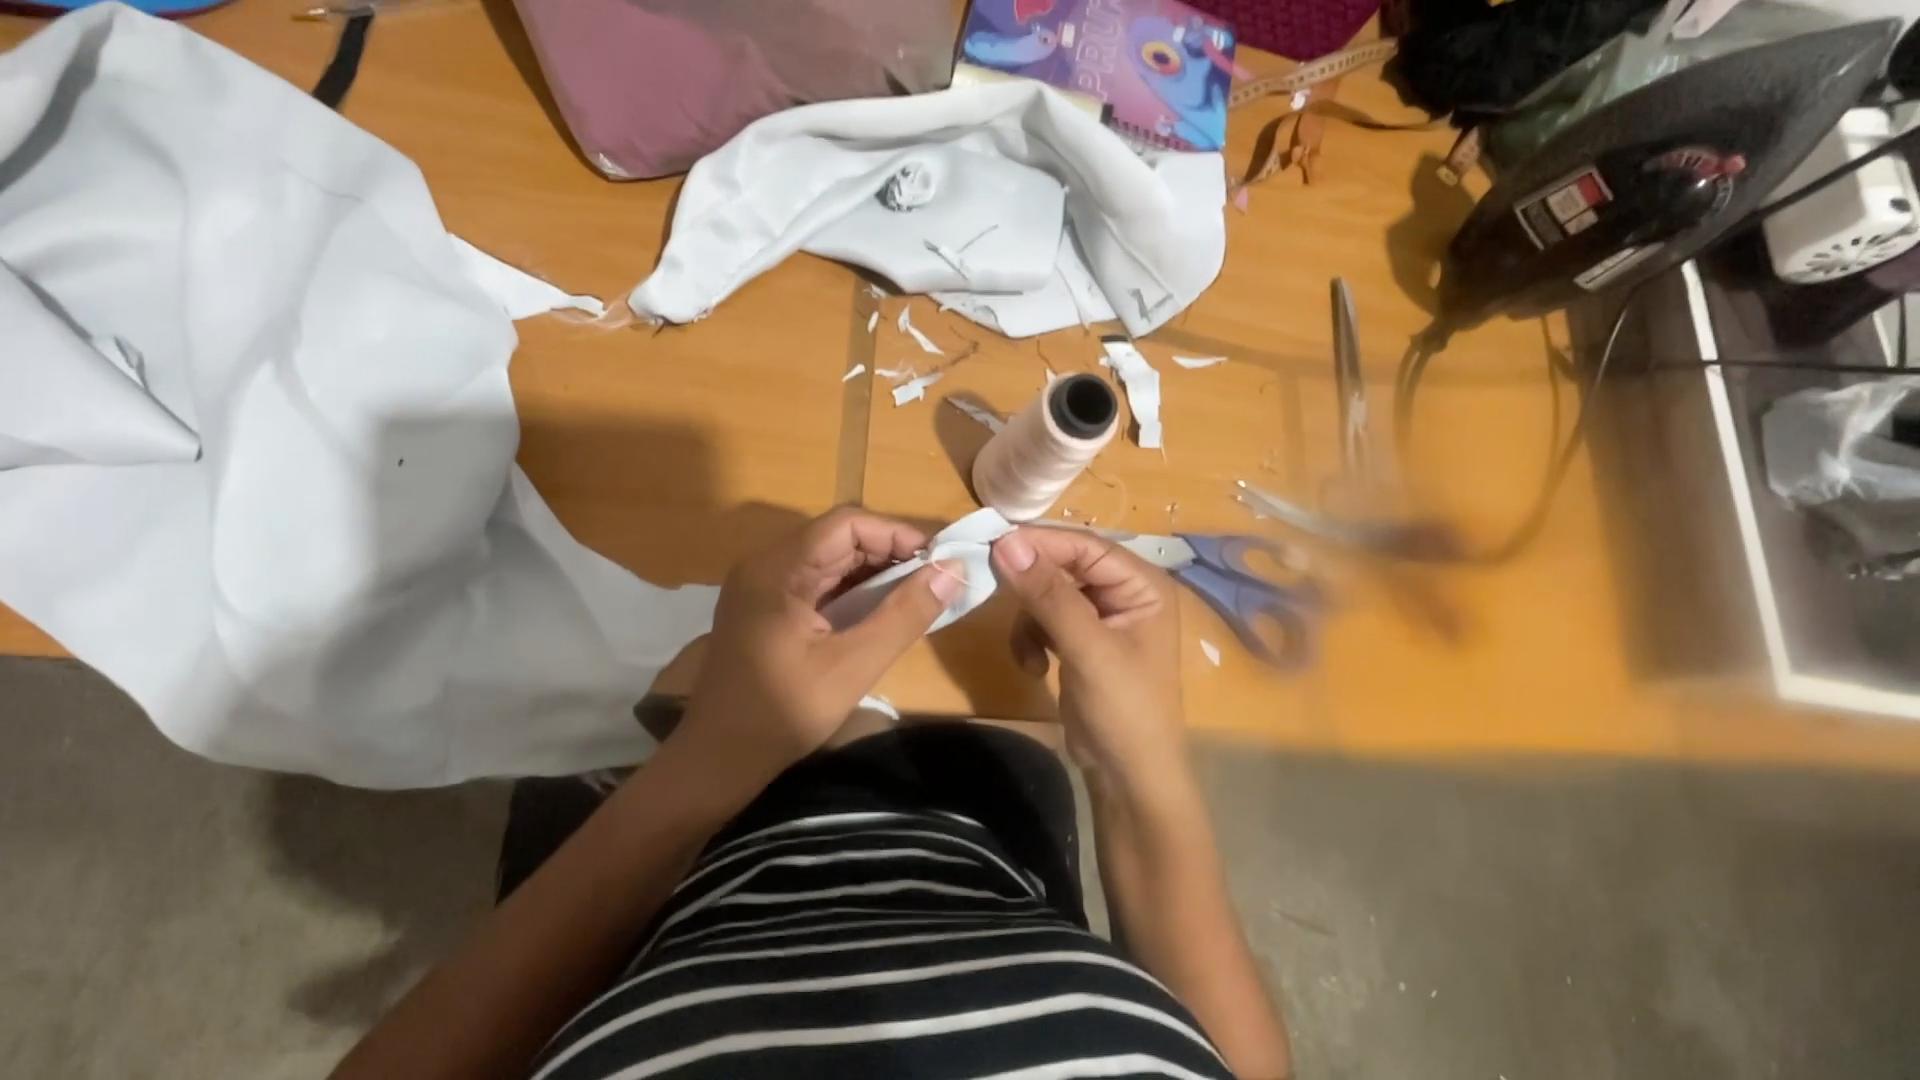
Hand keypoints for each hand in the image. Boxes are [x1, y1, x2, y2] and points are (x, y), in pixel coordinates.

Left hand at [674, 507, 961, 785]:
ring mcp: (762, 588)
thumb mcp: (853, 665)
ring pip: (829, 561)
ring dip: (874, 573)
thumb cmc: (782, 713)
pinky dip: (852, 592)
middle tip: (935, 580)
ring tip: (917, 595)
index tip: (939, 563)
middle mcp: (766, 566)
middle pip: (838, 538)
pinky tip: (881, 612)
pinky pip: (817, 584)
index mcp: (778, 569)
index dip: (897, 534)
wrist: (717, 760)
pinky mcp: (765, 610)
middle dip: (890, 553)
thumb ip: (904, 614)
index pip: (847, 524)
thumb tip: (953, 570)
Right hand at [990, 527, 1188, 792]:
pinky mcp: (1079, 641)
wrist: (1128, 776)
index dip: (1041, 542)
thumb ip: (1049, 595)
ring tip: (1028, 653)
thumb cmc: (1124, 710)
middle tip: (990, 583)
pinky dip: (1031, 639)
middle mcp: (1125, 592)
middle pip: (1065, 565)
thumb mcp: (1088, 649)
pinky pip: (1043, 620)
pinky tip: (1034, 668)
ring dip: (1029, 620)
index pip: (1086, 546)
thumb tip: (1006, 543)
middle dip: (1030, 582)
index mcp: (1143, 584)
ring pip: (1048, 593)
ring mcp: (1101, 617)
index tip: (993, 542)